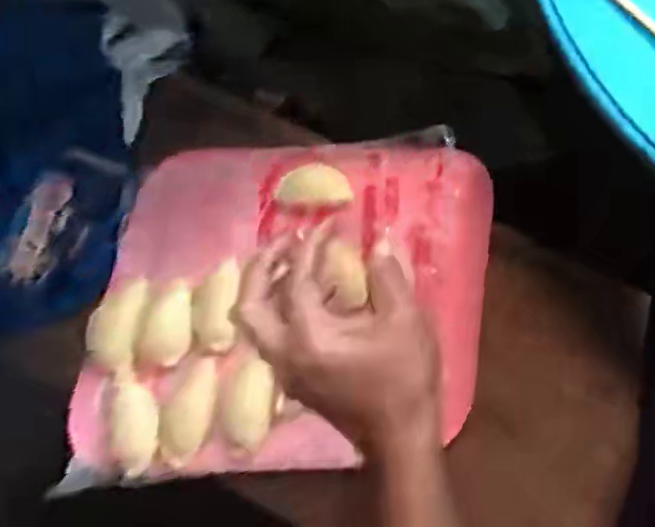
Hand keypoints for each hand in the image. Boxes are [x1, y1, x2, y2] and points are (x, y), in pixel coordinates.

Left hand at [237, 222, 440, 456]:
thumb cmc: (404, 373)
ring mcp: (287, 370)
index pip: (295, 282)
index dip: (309, 247)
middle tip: (289, 238)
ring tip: (298, 257)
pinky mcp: (298, 376)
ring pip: (257, 323)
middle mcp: (286, 355)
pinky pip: (274, 333)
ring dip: (269, 285)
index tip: (327, 222)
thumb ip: (388, 274)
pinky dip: (284, 304)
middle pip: (250, 306)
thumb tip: (379, 239)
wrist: (401, 432)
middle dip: (263, 266)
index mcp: (310, 339)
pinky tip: (319, 290)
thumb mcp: (404, 317)